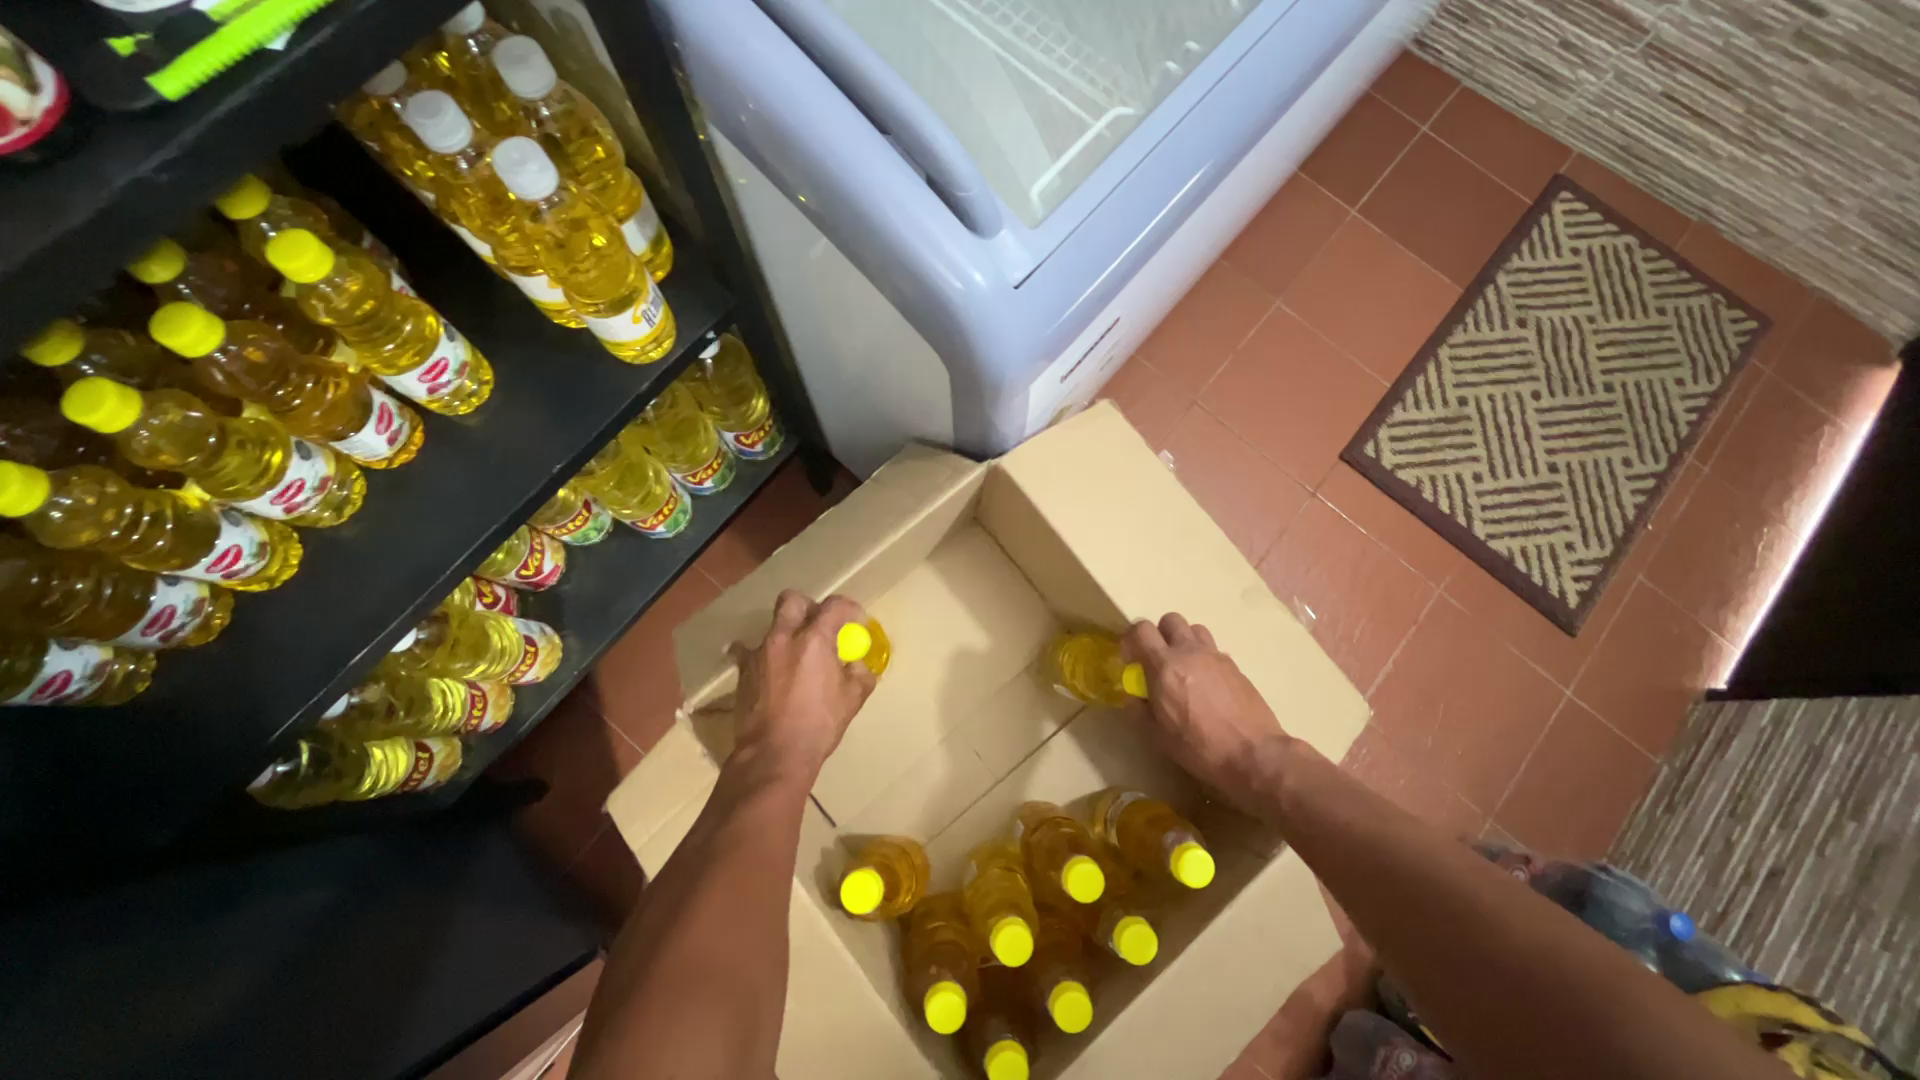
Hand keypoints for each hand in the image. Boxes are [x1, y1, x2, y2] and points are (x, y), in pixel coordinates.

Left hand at [728, 590, 877, 782]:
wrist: (774, 754)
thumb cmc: (818, 725)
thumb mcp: (852, 700)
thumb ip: (860, 675)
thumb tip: (857, 666)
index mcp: (815, 640)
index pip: (835, 606)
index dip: (850, 609)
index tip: (857, 622)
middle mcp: (784, 638)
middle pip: (793, 600)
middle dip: (809, 607)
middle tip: (820, 627)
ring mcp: (759, 653)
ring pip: (771, 626)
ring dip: (786, 633)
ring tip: (796, 653)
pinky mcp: (743, 671)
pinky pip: (747, 652)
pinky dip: (758, 654)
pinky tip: (765, 665)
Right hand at [1123, 613, 1294, 815]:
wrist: (1253, 754)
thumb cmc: (1199, 747)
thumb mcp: (1158, 735)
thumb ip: (1140, 709)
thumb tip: (1135, 696)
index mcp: (1165, 666)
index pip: (1140, 629)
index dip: (1130, 641)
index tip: (1131, 661)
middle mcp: (1190, 652)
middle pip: (1170, 620)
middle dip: (1159, 635)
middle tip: (1158, 662)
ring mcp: (1216, 656)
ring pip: (1194, 629)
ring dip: (1184, 642)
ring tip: (1183, 669)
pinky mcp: (1235, 666)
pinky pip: (1213, 650)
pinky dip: (1204, 658)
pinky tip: (1206, 686)